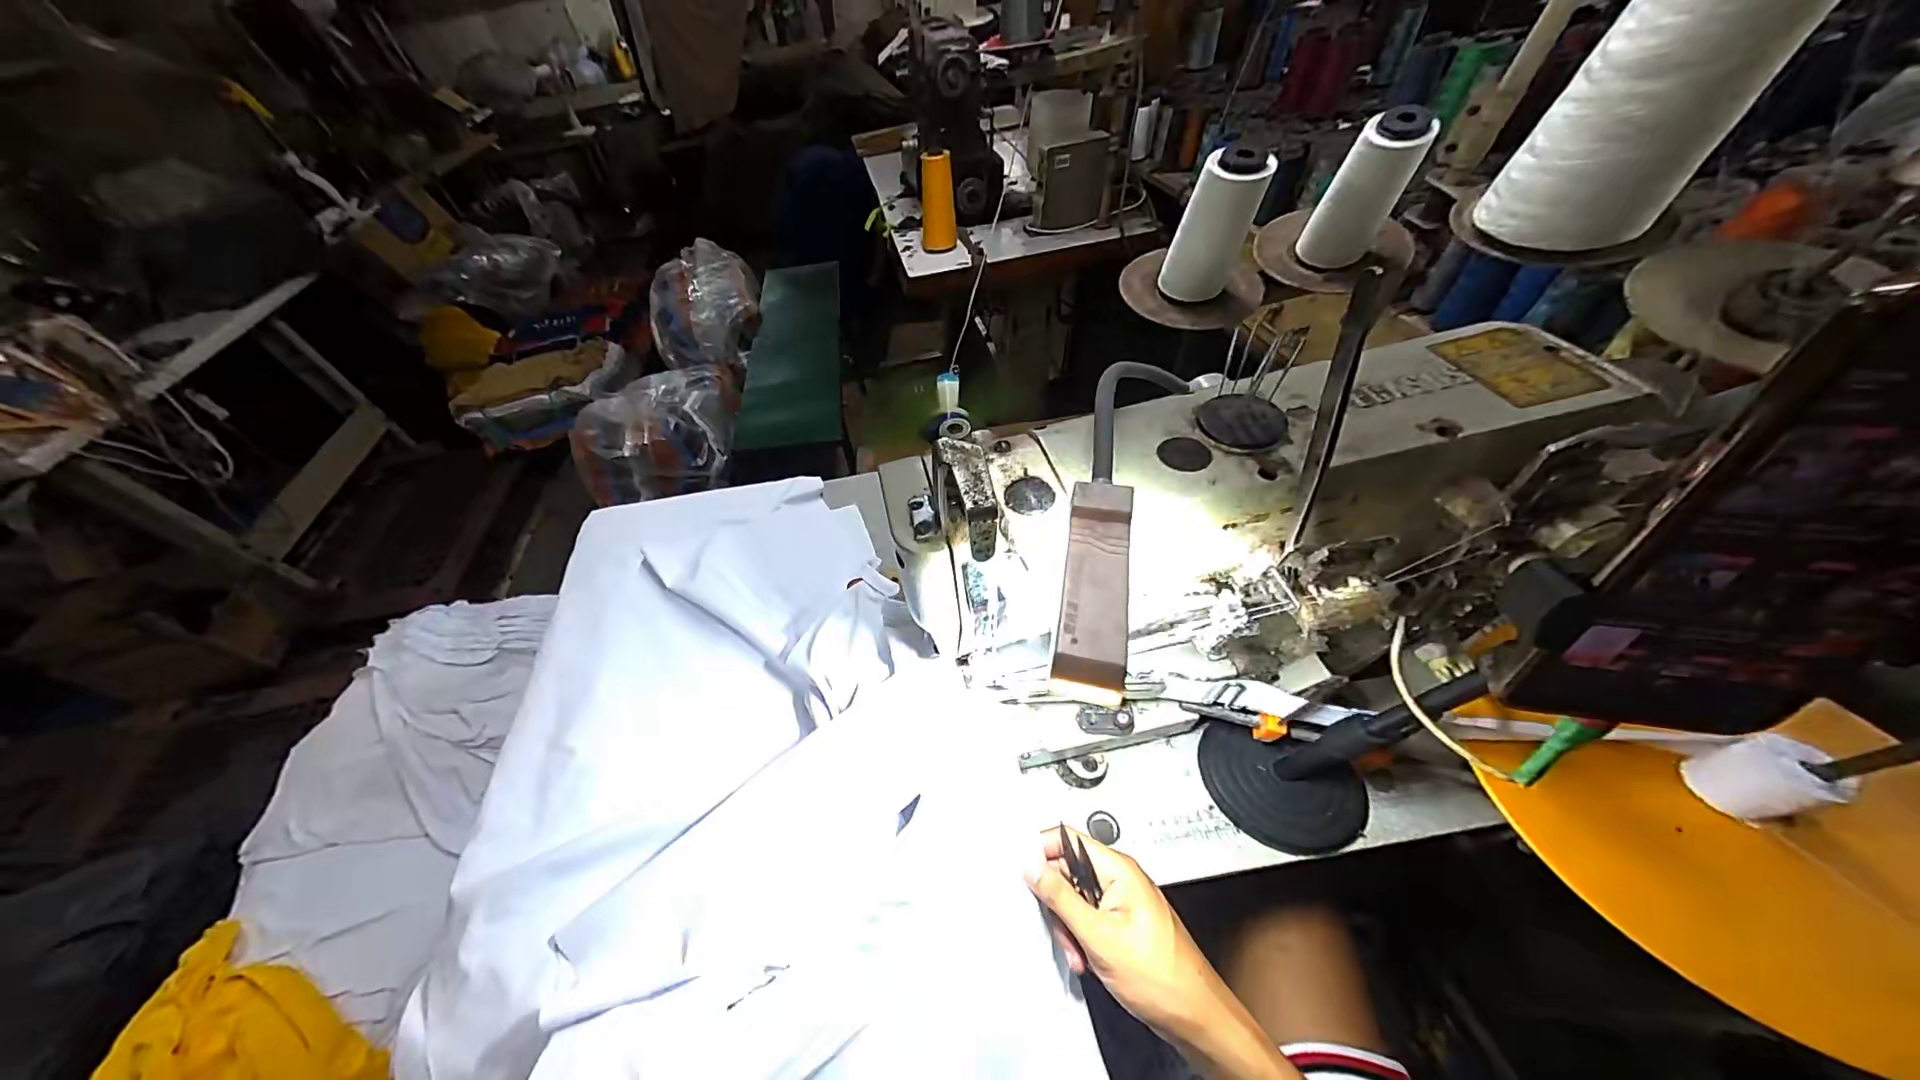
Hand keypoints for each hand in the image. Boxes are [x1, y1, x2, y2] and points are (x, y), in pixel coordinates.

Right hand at [1022, 826, 1222, 1035]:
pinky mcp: (1121, 921)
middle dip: (1058, 904)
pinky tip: (1088, 957)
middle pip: (1068, 871)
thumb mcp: (1098, 934)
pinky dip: (1082, 937)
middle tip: (1063, 930)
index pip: (1068, 839)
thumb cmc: (1163, 976)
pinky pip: (1089, 917)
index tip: (1026, 872)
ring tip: (1081, 951)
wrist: (1193, 1014)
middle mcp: (1121, 878)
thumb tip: (1034, 868)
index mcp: (1118, 869)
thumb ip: (1060, 897)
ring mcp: (1122, 900)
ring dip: (1070, 926)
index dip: (1042, 851)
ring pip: (1076, 898)